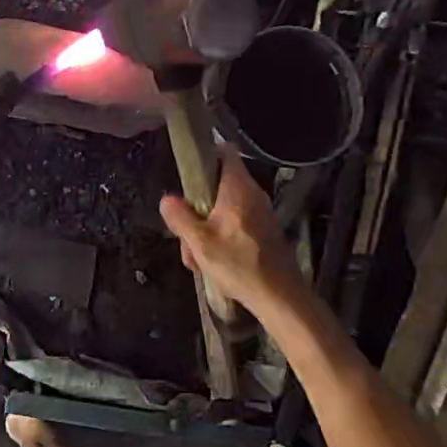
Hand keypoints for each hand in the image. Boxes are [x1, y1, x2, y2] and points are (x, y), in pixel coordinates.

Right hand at [158, 143, 312, 316]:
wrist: (279, 296)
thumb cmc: (239, 265)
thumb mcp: (200, 243)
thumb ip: (181, 218)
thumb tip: (167, 199)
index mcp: (238, 188)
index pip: (225, 151)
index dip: (206, 153)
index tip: (188, 170)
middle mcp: (252, 193)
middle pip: (217, 184)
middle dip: (197, 207)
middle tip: (186, 234)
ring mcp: (260, 212)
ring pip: (223, 208)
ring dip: (205, 228)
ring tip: (198, 257)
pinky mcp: (263, 229)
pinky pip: (235, 223)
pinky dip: (221, 237)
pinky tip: (213, 262)